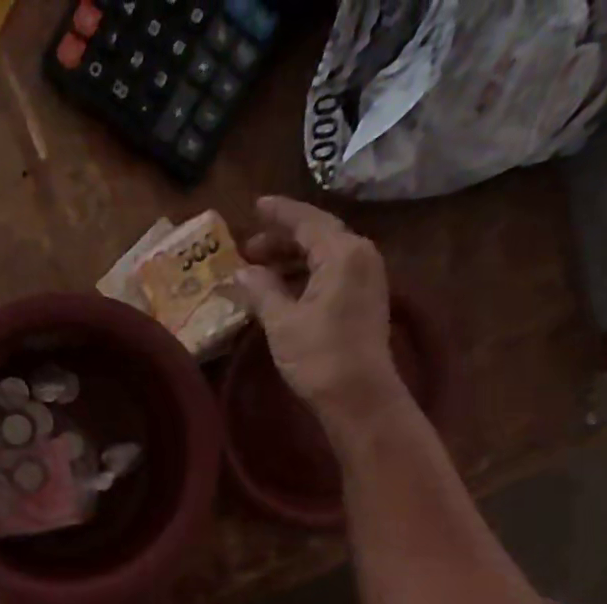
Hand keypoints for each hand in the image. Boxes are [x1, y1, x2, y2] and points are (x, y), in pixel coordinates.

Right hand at [231, 195, 400, 418]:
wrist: (358, 396)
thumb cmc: (319, 355)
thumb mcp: (281, 321)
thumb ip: (261, 290)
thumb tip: (241, 271)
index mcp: (342, 253)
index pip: (307, 221)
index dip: (279, 213)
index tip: (255, 205)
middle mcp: (360, 257)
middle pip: (318, 236)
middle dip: (281, 239)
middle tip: (246, 248)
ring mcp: (365, 279)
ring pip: (323, 256)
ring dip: (290, 258)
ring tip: (257, 269)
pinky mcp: (362, 301)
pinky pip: (329, 273)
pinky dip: (303, 274)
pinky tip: (279, 289)